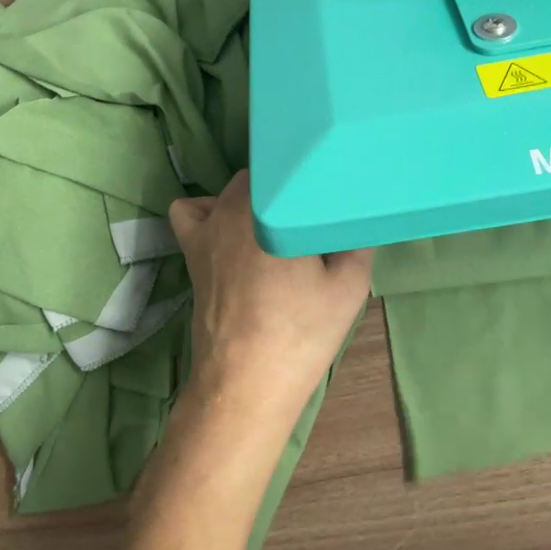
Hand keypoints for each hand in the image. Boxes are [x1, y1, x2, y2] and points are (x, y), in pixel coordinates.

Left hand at [168, 170, 371, 417]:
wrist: (245, 385)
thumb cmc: (299, 334)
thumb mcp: (348, 288)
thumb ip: (357, 243)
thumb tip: (359, 217)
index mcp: (270, 209)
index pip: (287, 164)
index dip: (309, 169)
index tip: (330, 185)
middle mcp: (232, 208)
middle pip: (261, 176)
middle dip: (286, 185)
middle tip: (313, 209)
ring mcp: (206, 229)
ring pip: (231, 191)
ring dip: (253, 198)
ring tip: (277, 221)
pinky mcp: (191, 252)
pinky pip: (192, 212)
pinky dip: (208, 211)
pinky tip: (230, 228)